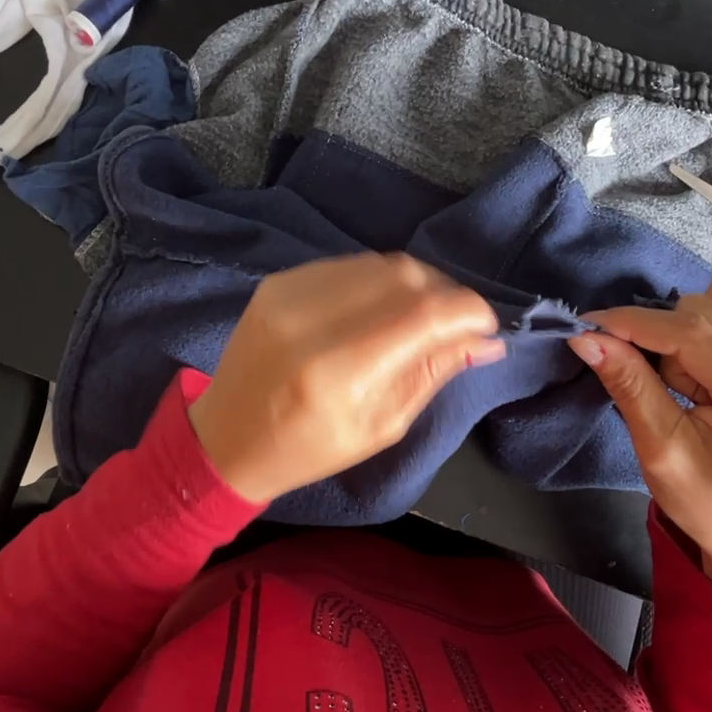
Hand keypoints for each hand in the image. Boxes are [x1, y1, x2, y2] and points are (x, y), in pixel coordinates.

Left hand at [188, 254, 503, 503]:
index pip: (423, 314)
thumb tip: (485, 340)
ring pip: (380, 263)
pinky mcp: (277, 280)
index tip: (486, 325)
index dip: (468, 311)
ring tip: (423, 313)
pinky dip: (379, 280)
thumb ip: (432, 373)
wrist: (225, 438)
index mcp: (338, 372)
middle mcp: (311, 320)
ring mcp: (289, 293)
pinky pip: (349, 264)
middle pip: (405, 277)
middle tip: (457, 321)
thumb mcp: (381, 427)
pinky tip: (382, 306)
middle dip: (445, 293)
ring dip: (415, 282)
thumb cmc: (308, 449)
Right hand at [569, 275, 711, 605]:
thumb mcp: (660, 450)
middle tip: (657, 389)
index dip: (633, 322)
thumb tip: (586, 336)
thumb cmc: (709, 505)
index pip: (692, 330)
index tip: (588, 326)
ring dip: (691, 330)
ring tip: (689, 381)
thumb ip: (629, 384)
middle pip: (707, 309)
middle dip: (663, 338)